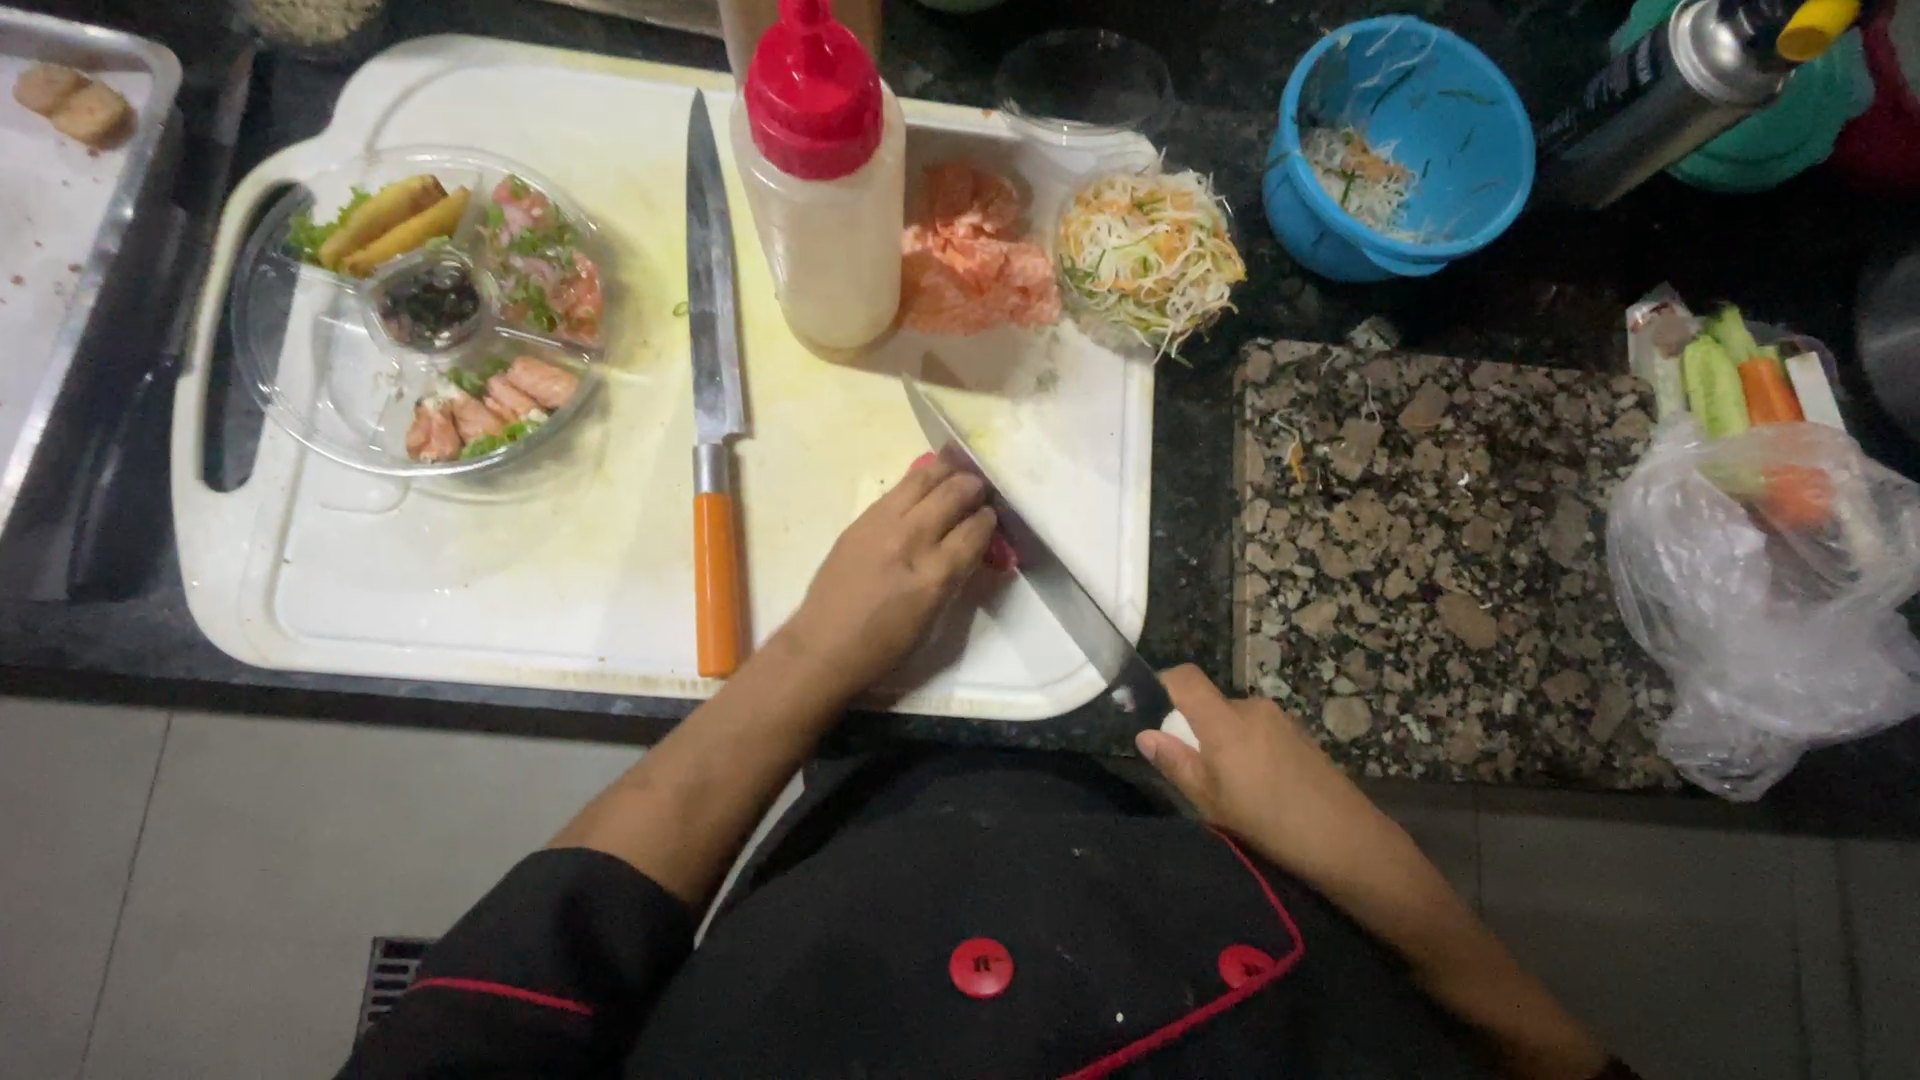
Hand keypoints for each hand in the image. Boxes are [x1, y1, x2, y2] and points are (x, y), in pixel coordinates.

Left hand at [779, 458, 996, 697]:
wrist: (824, 646)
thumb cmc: (885, 646)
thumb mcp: (934, 619)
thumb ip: (956, 577)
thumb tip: (971, 547)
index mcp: (934, 575)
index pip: (974, 530)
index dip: (989, 520)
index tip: (992, 516)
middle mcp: (911, 541)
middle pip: (952, 495)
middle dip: (973, 488)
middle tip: (981, 488)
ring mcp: (881, 526)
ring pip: (922, 480)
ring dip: (946, 472)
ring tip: (958, 471)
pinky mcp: (860, 521)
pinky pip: (896, 490)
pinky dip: (918, 481)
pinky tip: (927, 481)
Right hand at [1136, 665, 1400, 882]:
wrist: (1347, 840)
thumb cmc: (1268, 821)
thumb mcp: (1210, 801)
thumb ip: (1175, 763)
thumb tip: (1144, 735)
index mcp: (1225, 720)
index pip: (1185, 677)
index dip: (1163, 684)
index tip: (1152, 711)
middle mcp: (1252, 708)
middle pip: (1210, 702)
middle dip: (1195, 727)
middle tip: (1196, 770)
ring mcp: (1280, 720)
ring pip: (1235, 719)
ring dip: (1224, 741)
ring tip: (1232, 786)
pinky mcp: (1300, 735)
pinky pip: (1259, 730)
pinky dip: (1249, 748)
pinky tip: (1261, 787)